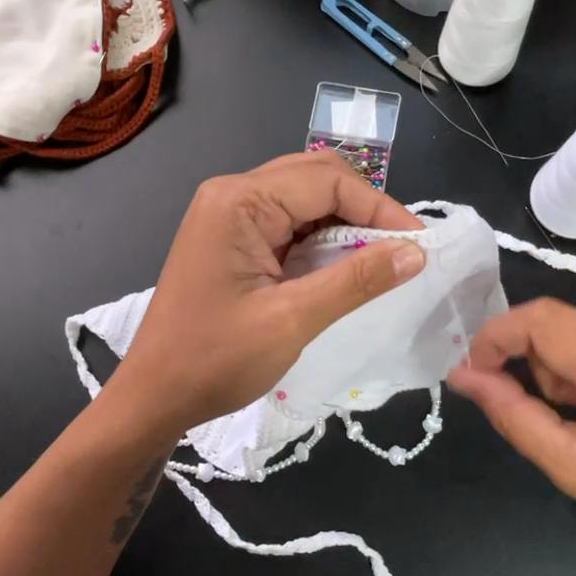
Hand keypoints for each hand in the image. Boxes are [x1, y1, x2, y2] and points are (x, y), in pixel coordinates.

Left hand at [113, 151, 425, 434]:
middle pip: (315, 179)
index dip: (379, 208)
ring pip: (302, 201)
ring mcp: (226, 217)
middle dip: (363, 211)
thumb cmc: (215, 361)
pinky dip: (318, 242)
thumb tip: (415, 252)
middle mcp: (230, 195)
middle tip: (402, 251)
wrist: (155, 396)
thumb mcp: (292, 320)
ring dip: (343, 226)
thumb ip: (355, 281)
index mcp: (238, 202)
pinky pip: (285, 226)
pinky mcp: (228, 241)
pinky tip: (341, 269)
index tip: (420, 245)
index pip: (327, 181)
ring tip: (379, 262)